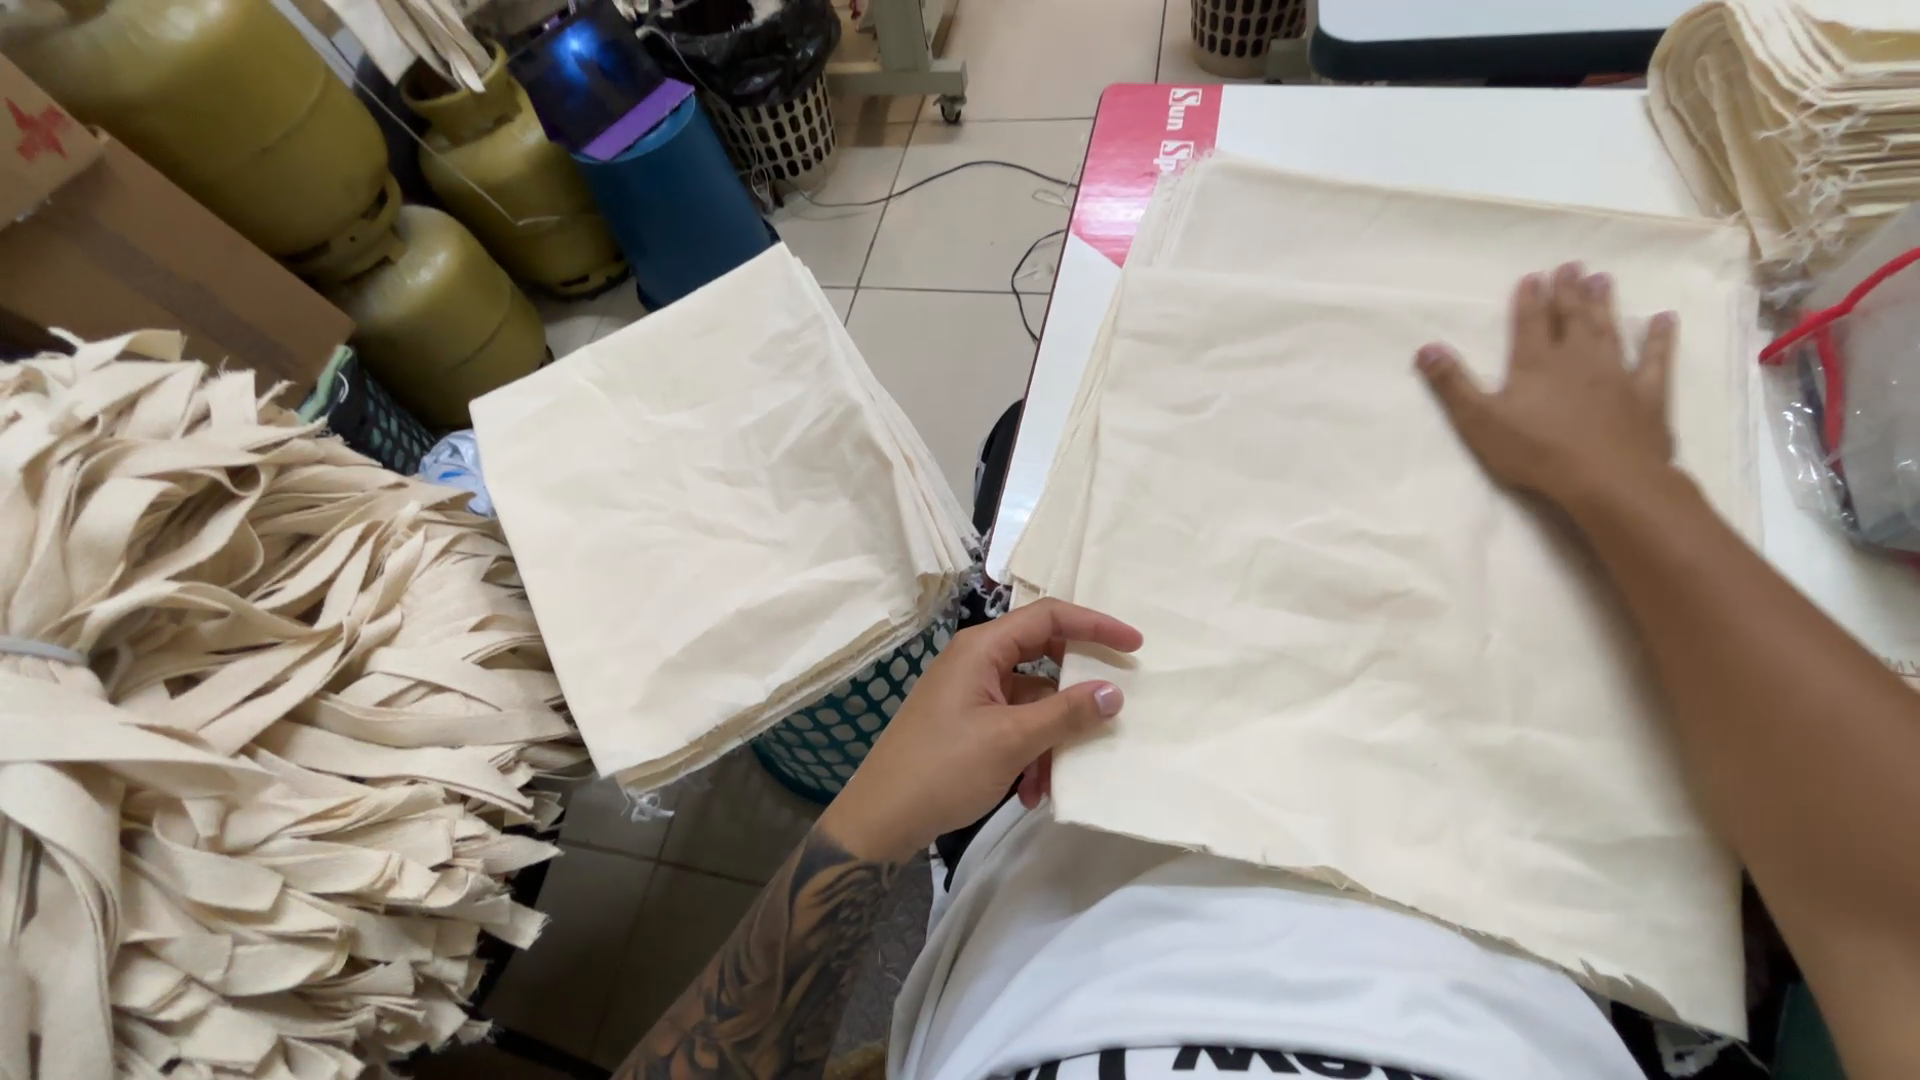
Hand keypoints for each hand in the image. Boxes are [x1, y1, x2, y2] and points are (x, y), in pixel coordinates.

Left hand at [817, 598, 1143, 861]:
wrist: (882, 818)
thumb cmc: (943, 768)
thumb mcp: (1011, 741)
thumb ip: (1065, 714)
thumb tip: (1113, 692)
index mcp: (981, 648)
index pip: (1048, 616)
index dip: (1094, 625)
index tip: (1134, 644)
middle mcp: (976, 661)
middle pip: (1042, 656)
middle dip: (1074, 691)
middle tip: (1111, 706)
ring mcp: (970, 692)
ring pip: (1031, 699)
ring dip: (1051, 736)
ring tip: (1052, 780)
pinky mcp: (967, 721)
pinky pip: (1014, 724)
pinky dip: (1030, 751)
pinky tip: (1029, 791)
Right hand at [1415, 262, 1679, 507]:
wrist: (1605, 477)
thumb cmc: (1533, 451)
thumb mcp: (1478, 420)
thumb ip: (1452, 384)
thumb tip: (1426, 348)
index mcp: (1535, 364)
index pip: (1530, 323)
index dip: (1529, 299)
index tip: (1533, 276)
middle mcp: (1577, 359)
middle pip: (1571, 319)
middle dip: (1568, 292)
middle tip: (1572, 266)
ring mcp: (1616, 374)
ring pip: (1608, 330)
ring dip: (1604, 305)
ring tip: (1603, 280)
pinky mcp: (1647, 395)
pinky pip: (1654, 359)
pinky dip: (1659, 339)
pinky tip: (1664, 320)